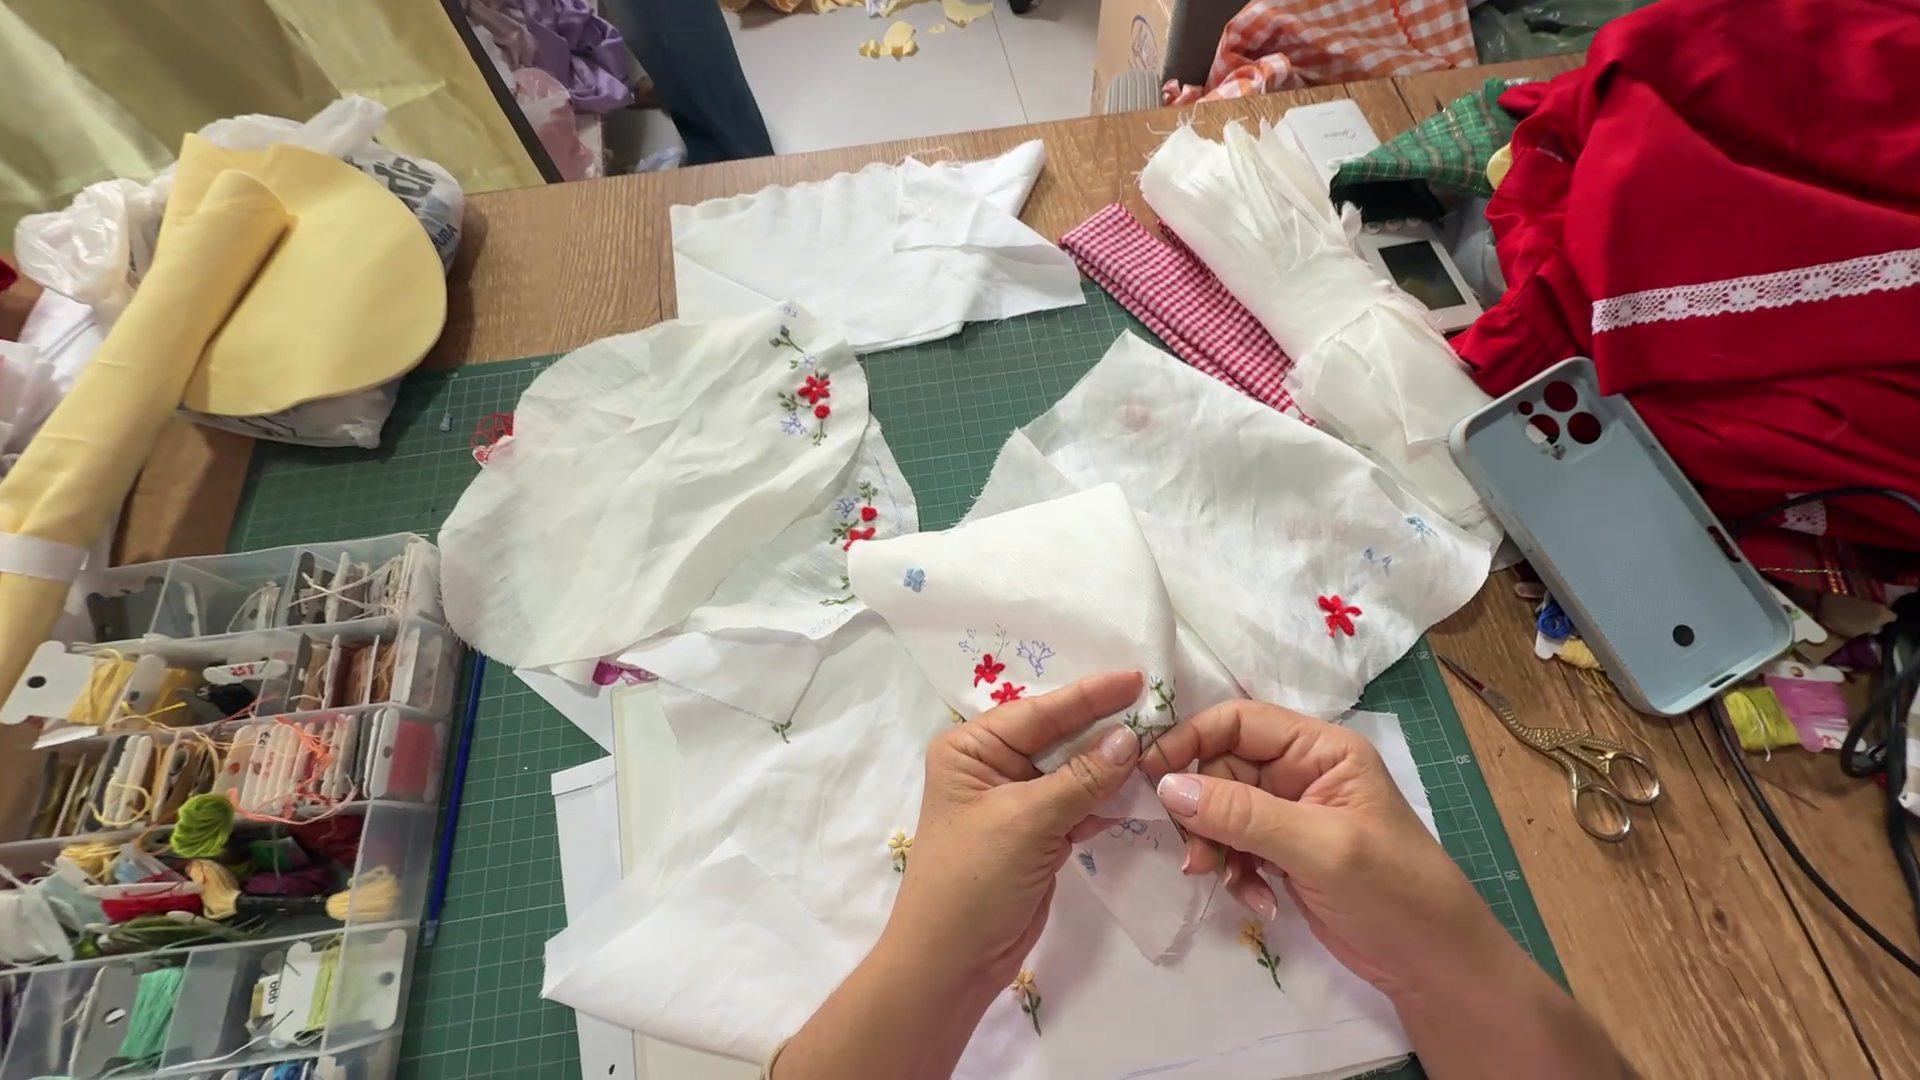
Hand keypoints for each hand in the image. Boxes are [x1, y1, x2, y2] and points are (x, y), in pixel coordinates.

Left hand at [884, 670, 1144, 986]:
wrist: (954, 963)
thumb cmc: (975, 878)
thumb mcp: (1026, 820)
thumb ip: (1081, 778)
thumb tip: (1130, 739)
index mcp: (971, 747)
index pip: (1038, 711)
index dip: (1089, 695)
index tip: (1135, 677)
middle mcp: (991, 764)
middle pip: (1058, 737)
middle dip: (1103, 727)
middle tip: (1156, 706)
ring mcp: (1016, 799)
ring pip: (1073, 771)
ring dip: (1111, 765)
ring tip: (1159, 744)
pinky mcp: (1038, 831)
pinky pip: (1078, 803)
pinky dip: (1106, 799)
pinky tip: (1141, 788)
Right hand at [1144, 701, 1512, 997]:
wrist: (1439, 974)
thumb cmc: (1396, 893)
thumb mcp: (1319, 848)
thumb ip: (1242, 814)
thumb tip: (1165, 786)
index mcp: (1318, 749)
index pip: (1237, 721)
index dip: (1190, 739)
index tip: (1150, 772)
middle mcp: (1299, 771)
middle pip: (1219, 767)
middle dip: (1203, 810)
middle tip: (1195, 853)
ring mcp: (1288, 812)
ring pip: (1219, 808)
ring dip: (1214, 845)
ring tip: (1223, 880)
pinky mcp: (1281, 850)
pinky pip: (1233, 843)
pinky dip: (1233, 869)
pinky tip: (1255, 900)